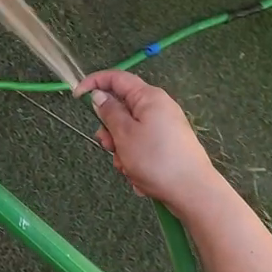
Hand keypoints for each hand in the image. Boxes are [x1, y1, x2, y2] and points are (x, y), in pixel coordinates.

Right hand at [74, 70, 229, 212]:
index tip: (77, 96)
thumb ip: (108, 112)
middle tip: (109, 146)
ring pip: (128, 131)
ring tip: (129, 167)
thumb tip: (99, 95)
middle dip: (109, 129)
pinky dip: (134, 160)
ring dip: (121, 149)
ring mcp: (163, 127)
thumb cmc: (157, 160)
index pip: (116, 78)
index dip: (93, 83)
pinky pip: (140, 146)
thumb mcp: (124, 134)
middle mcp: (158, 107)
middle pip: (121, 108)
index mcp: (149, 97)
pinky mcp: (167, 146)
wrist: (193, 193)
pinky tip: (140, 176)